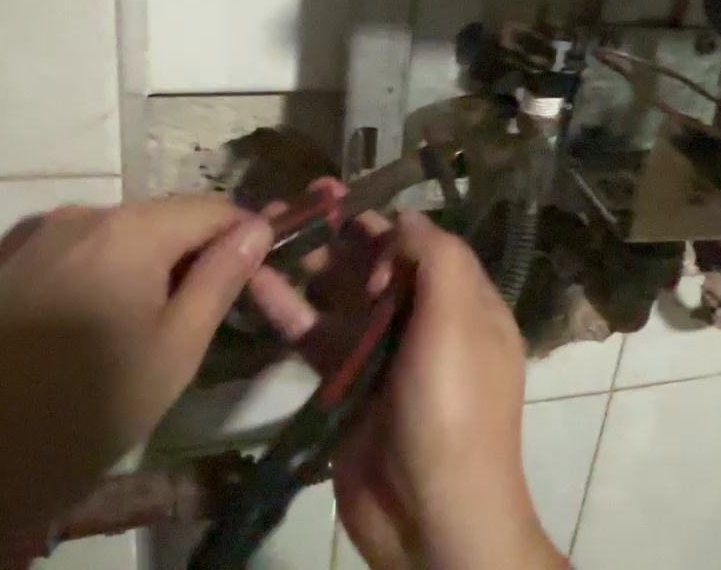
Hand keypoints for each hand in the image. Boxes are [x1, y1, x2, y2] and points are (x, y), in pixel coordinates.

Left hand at [0, 196, 270, 569]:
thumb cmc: (89, 409)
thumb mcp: (176, 348)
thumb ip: (221, 277)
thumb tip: (258, 228)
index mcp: (131, 229)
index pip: (213, 208)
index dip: (246, 238)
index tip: (260, 280)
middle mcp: (84, 214)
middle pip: (167, 217)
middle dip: (197, 253)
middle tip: (211, 312)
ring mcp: (41, 236)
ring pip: (125, 235)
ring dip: (153, 264)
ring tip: (157, 325)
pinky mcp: (12, 264)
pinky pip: (84, 252)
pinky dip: (111, 273)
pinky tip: (104, 325)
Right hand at [249, 207, 566, 569]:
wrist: (430, 519)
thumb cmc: (452, 408)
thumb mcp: (458, 323)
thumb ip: (437, 259)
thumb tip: (404, 217)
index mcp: (464, 305)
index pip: (423, 247)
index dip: (387, 227)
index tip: (350, 215)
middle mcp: (425, 323)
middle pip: (379, 266)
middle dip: (342, 233)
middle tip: (298, 201)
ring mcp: (382, 354)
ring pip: (342, 295)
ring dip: (310, 263)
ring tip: (268, 229)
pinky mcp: (344, 384)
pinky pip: (316, 335)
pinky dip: (288, 307)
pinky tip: (255, 280)